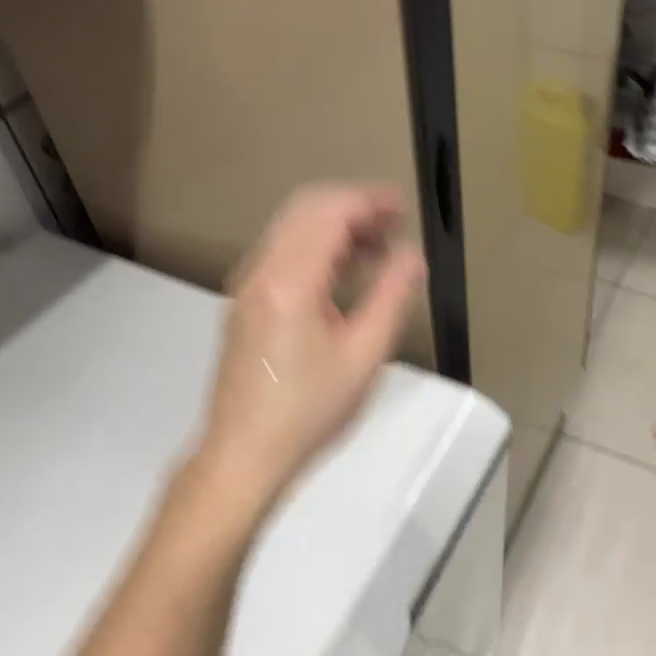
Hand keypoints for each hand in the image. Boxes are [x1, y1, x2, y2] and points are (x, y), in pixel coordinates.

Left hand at [188, 184, 424, 512]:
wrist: (244, 454)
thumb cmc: (309, 410)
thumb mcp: (364, 356)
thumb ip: (392, 297)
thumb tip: (412, 256)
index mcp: (289, 281)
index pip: (329, 213)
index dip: (369, 201)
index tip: (403, 208)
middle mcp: (260, 273)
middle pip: (305, 211)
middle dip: (352, 207)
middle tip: (394, 224)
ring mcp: (246, 289)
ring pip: (291, 231)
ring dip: (334, 227)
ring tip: (378, 250)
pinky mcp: (244, 306)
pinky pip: (281, 255)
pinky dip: (316, 248)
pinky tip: (343, 276)